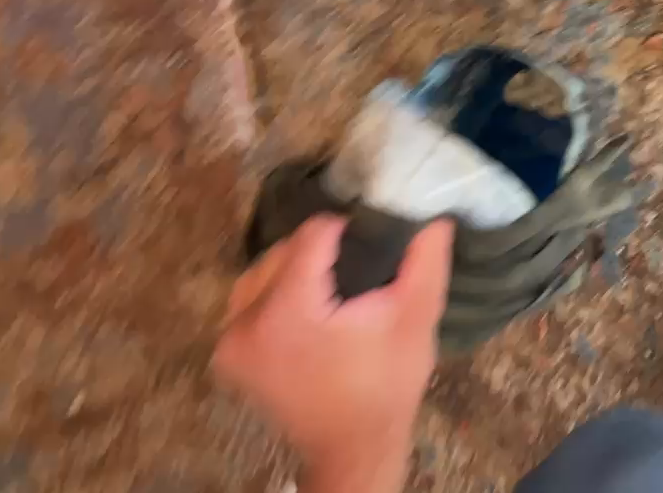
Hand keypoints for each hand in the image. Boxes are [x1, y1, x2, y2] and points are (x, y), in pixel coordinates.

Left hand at [213, 216, 453, 492]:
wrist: (355, 446)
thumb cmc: (387, 381)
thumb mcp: (417, 314)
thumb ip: (426, 259)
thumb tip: (435, 217)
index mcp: (288, 311)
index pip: (312, 235)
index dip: (348, 228)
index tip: (376, 237)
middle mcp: (246, 324)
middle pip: (284, 250)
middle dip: (322, 247)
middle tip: (362, 259)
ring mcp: (229, 343)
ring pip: (262, 270)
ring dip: (297, 265)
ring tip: (337, 277)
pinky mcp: (227, 356)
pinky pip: (248, 297)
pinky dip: (277, 287)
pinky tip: (311, 298)